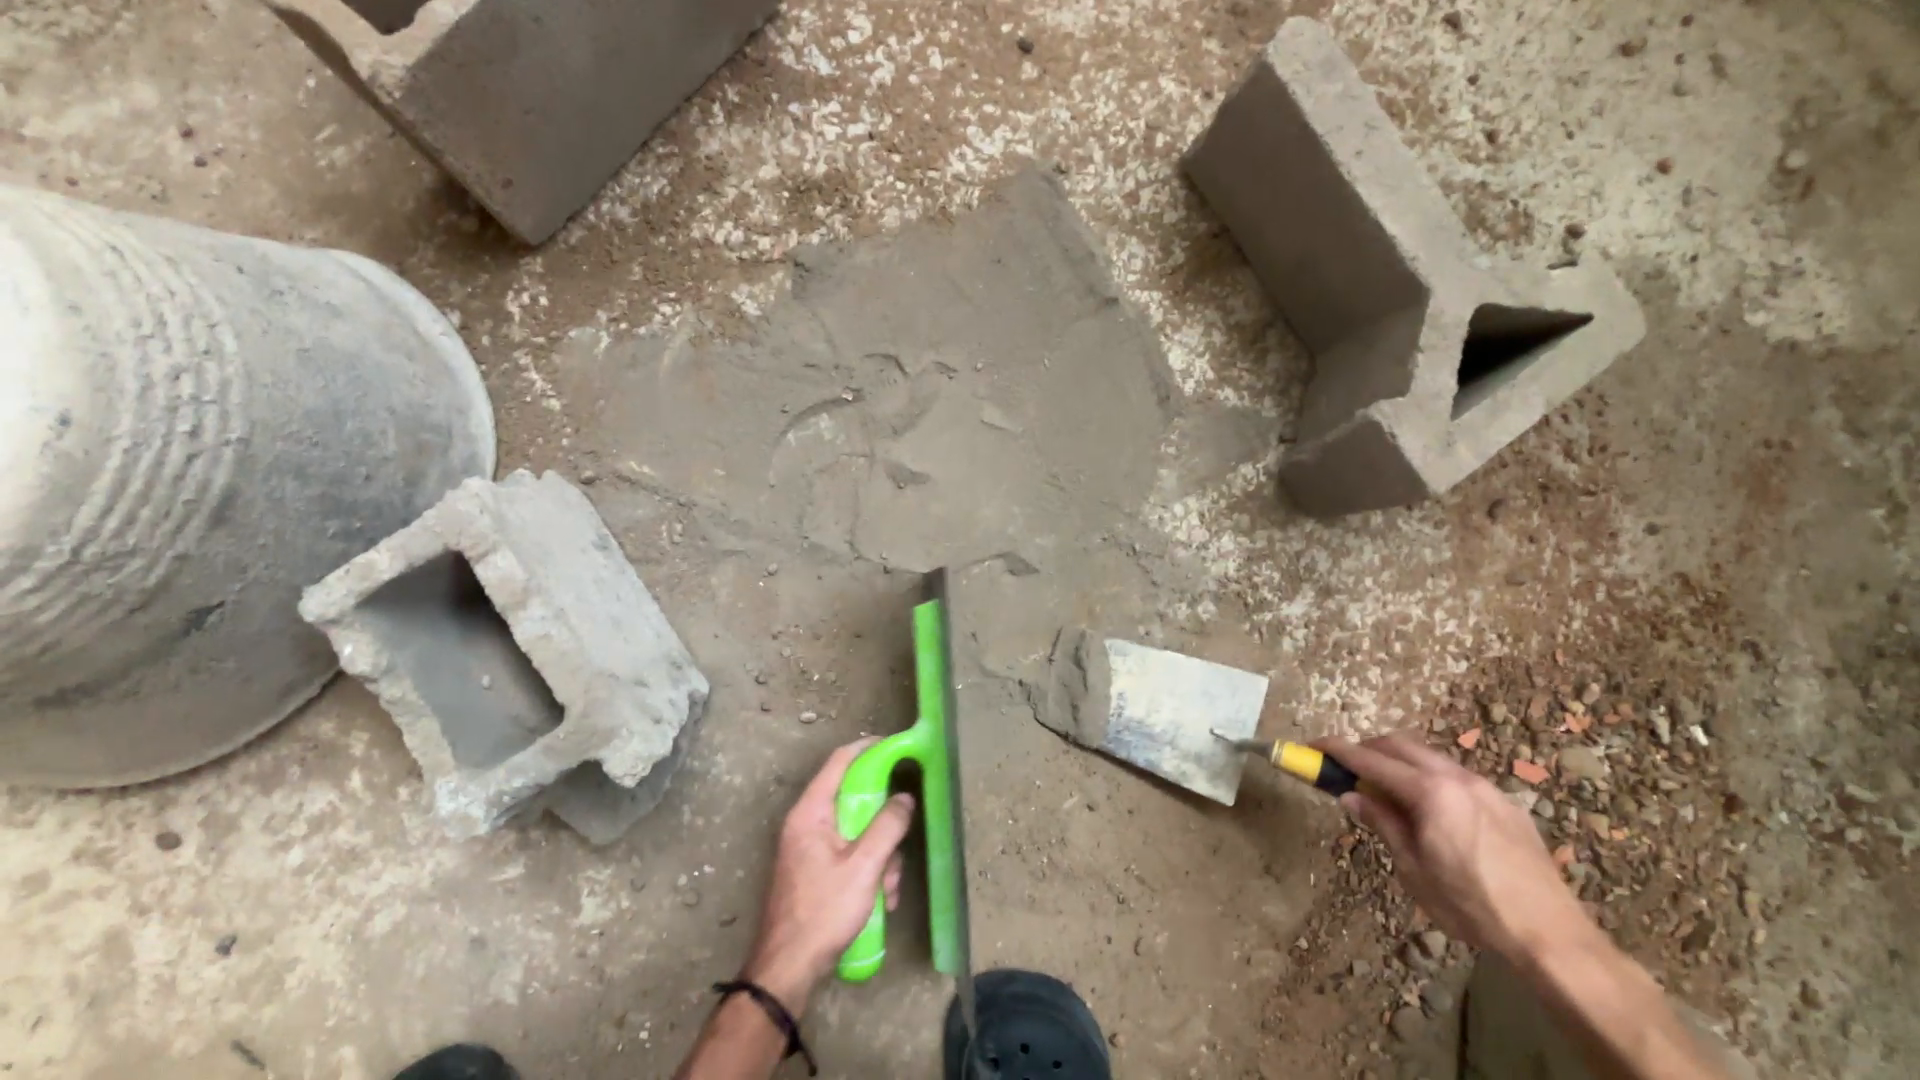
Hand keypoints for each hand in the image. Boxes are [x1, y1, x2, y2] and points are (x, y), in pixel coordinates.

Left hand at [742, 738, 914, 1015]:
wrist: (788, 967)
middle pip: (854, 802)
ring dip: (880, 858)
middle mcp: (806, 824)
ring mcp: (809, 849)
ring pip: (857, 833)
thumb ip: (887, 827)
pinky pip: (849, 856)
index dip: (868, 749)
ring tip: (886, 890)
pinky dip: (868, 873)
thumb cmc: (823, 911)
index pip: (839, 762)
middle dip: (883, 826)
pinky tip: (880, 901)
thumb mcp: (864, 867)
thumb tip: (904, 798)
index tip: (896, 745)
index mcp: (810, 813)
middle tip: (897, 848)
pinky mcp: (815, 871)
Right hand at [1320, 734, 1595, 963]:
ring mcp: (1487, 788)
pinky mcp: (1506, 804)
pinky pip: (1457, 777)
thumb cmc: (1470, 905)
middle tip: (1345, 769)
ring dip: (1400, 763)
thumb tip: (1352, 797)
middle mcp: (1458, 778)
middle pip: (1401, 745)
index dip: (1339, 751)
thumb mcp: (1413, 869)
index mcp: (1430, 792)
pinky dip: (1430, 779)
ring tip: (1385, 793)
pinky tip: (1429, 811)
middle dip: (1368, 749)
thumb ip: (1383, 824)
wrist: (1549, 932)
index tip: (1314, 746)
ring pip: (1432, 758)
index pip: (1372, 760)